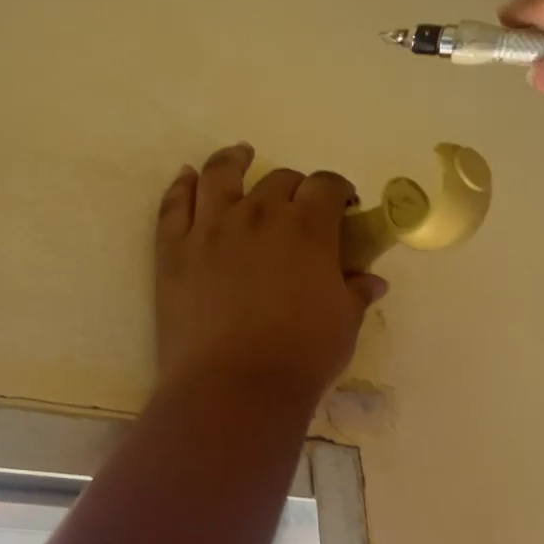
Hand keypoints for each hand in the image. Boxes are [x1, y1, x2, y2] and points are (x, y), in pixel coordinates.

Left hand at [154, 144, 387, 406]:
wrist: (232, 388)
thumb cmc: (299, 359)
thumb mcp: (342, 326)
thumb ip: (354, 295)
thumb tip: (371, 281)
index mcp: (306, 227)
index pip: (326, 186)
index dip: (336, 192)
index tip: (341, 207)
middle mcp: (258, 214)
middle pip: (278, 180)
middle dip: (293, 188)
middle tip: (295, 207)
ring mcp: (210, 229)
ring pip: (220, 176)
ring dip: (233, 161)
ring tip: (239, 156)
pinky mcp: (172, 252)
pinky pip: (173, 206)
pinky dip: (181, 187)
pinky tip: (187, 178)